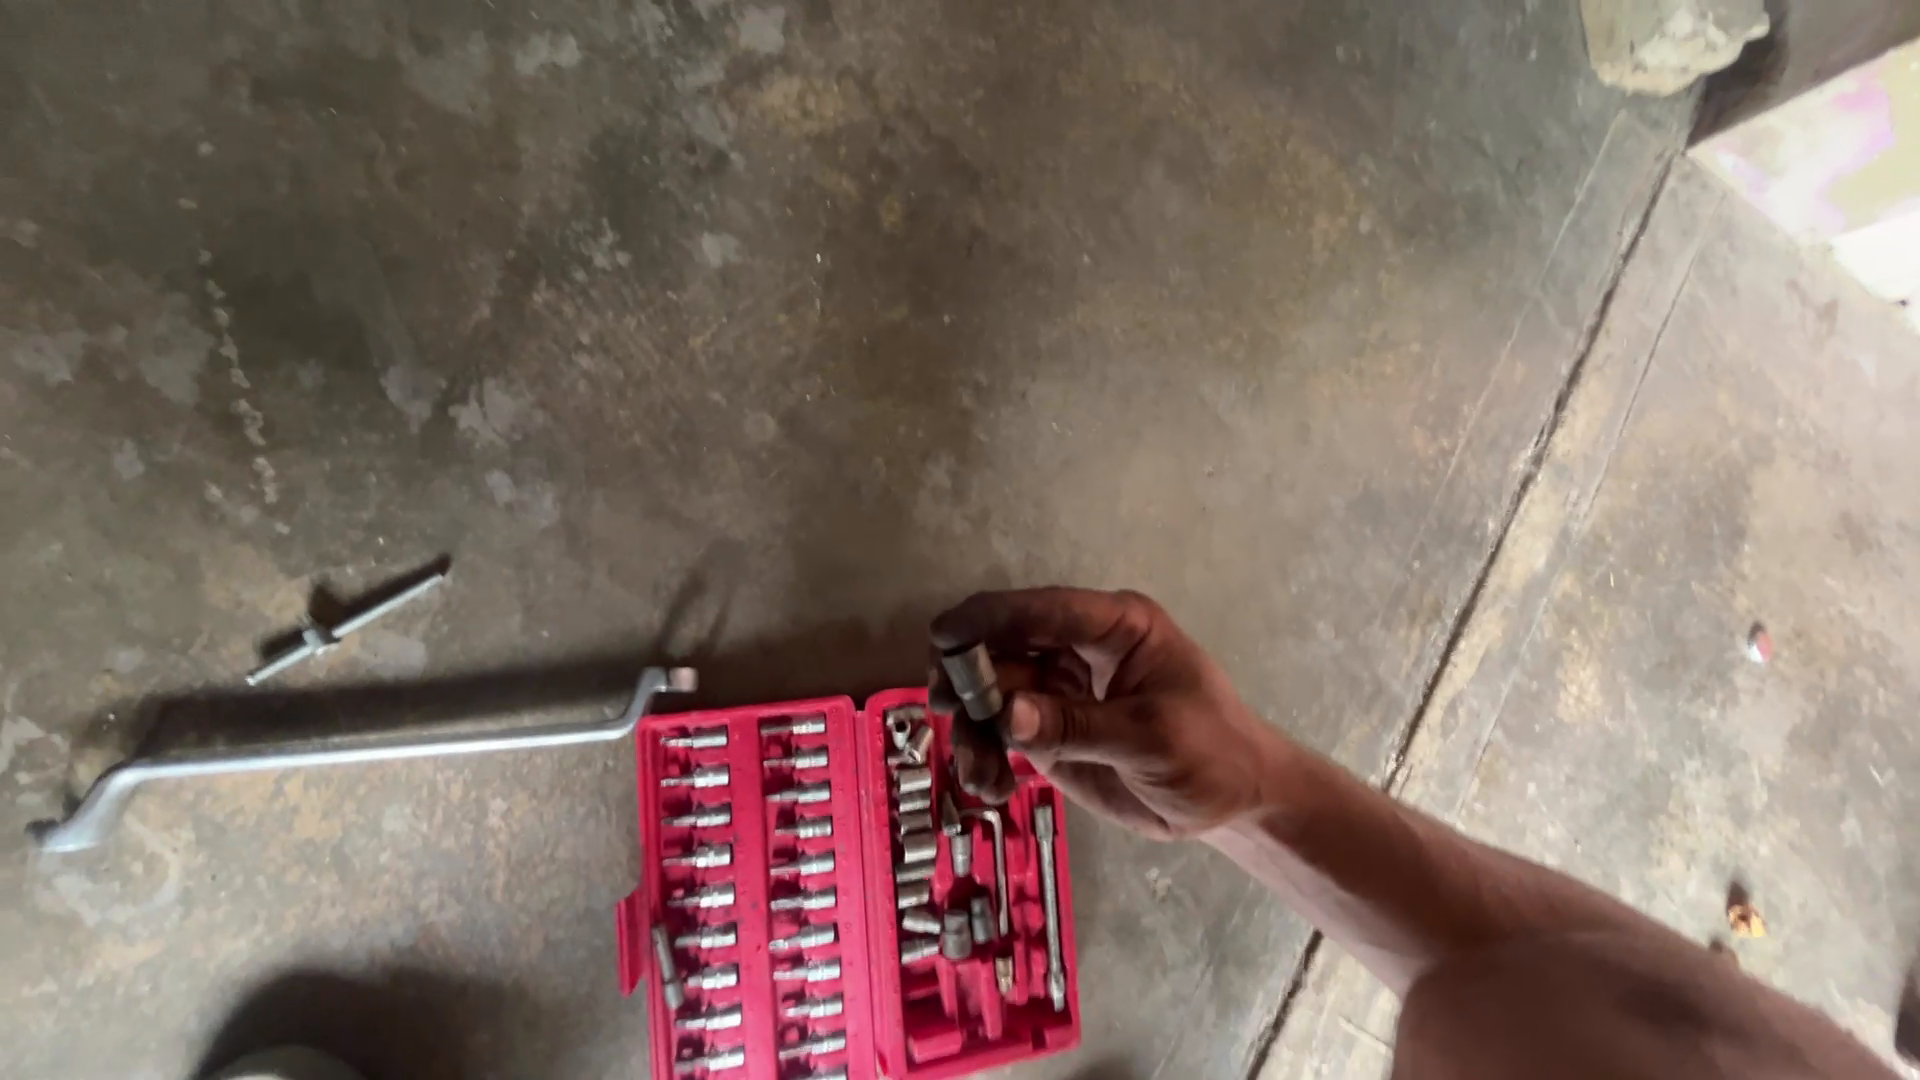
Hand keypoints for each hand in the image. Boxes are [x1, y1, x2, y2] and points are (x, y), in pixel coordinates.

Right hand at [930, 587, 1288, 839]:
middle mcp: (1076, 648)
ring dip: (973, 730)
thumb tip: (1004, 715)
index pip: (1044, 610)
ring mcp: (1057, 689)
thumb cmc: (1210, 752)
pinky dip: (985, 755)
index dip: (990, 617)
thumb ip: (1077, 726)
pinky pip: (998, 732)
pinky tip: (993, 786)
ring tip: (982, 777)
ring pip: (991, 693)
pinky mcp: (1046, 728)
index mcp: (1113, 626)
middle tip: (945, 709)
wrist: (1231, 801)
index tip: (942, 636)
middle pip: (1002, 647)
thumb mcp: (1153, 738)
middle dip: (969, 678)